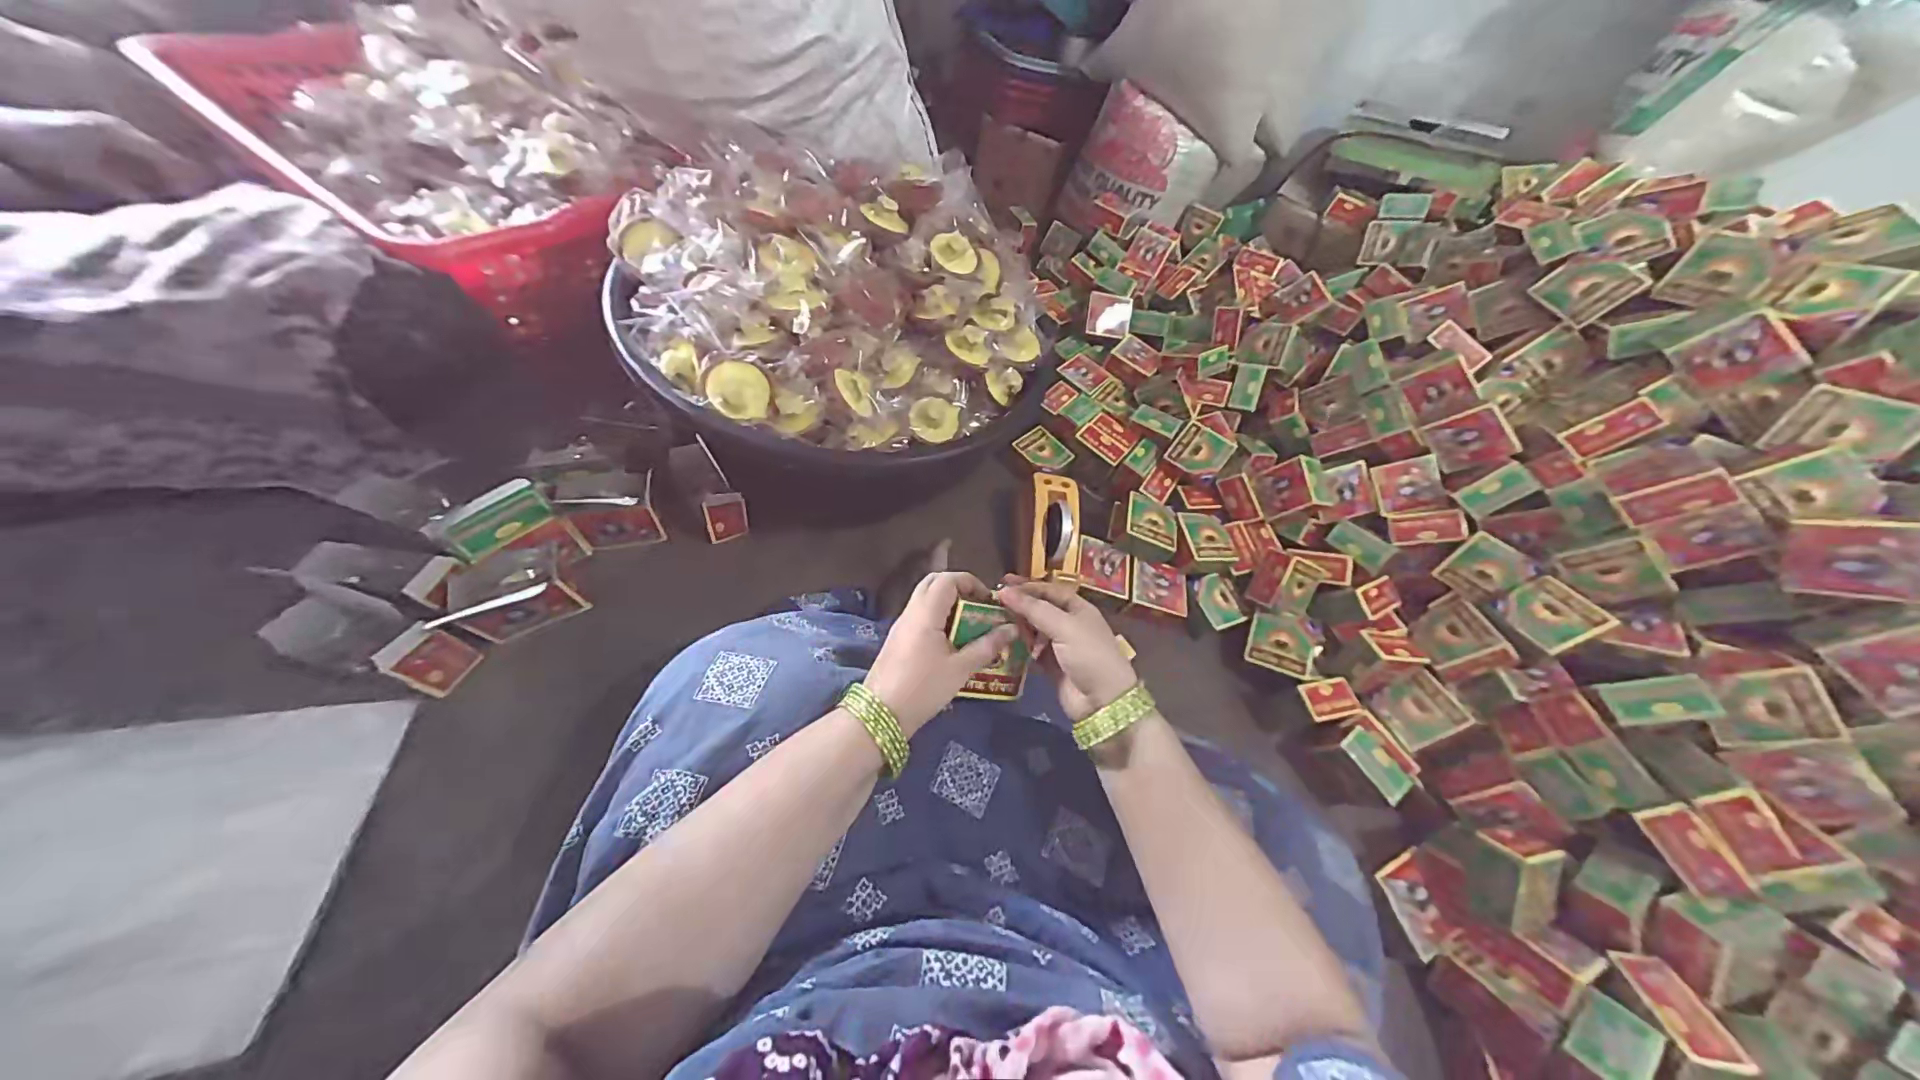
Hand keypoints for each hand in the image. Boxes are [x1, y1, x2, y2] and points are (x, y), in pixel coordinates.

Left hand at [864, 571, 1020, 734]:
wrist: (881, 714)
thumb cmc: (923, 688)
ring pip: (925, 601)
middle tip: (979, 608)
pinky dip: (938, 620)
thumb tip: (1011, 629)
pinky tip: (952, 643)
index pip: (947, 579)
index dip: (971, 583)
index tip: (989, 601)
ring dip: (949, 606)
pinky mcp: (898, 641)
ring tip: (971, 627)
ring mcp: (901, 626)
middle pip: (934, 584)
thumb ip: (987, 646)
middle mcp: (911, 613)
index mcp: (925, 613)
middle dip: (959, 589)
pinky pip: (920, 618)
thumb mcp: (960, 669)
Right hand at [996, 579, 1138, 721]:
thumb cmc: (1088, 655)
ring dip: (1019, 625)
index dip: (1028, 586)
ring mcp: (1060, 645)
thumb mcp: (1064, 626)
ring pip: (1034, 629)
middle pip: (1040, 608)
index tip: (1003, 582)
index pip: (1050, 591)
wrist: (1102, 701)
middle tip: (994, 601)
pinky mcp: (1051, 665)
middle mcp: (1069, 624)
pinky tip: (1004, 641)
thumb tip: (1004, 591)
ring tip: (997, 620)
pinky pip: (1031, 649)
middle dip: (1020, 604)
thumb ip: (1033, 609)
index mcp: (1078, 609)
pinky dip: (1020, 645)